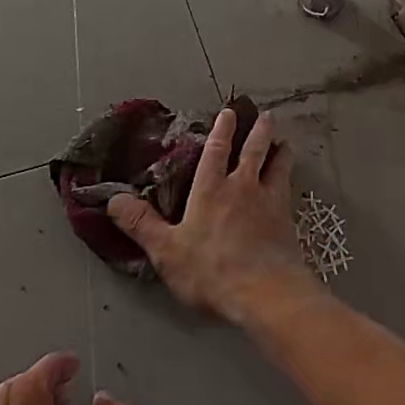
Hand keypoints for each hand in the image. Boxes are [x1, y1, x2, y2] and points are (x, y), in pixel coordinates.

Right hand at [108, 109, 322, 326]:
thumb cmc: (211, 270)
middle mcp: (243, 187)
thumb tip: (113, 199)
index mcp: (212, 190)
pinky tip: (291, 183)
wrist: (266, 291)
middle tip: (266, 115)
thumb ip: (141, 224)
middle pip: (254, 151)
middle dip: (259, 132)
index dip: (222, 130)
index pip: (216, 151)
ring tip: (285, 143)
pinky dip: (290, 180)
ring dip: (281, 152)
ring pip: (278, 167)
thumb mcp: (167, 250)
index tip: (229, 113)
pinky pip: (288, 190)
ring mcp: (269, 202)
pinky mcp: (287, 220)